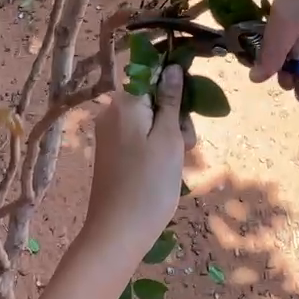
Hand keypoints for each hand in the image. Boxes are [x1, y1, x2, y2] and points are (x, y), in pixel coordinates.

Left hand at [83, 66, 194, 257]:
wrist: (117, 232)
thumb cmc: (149, 184)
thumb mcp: (169, 138)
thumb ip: (170, 100)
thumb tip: (171, 66)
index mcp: (124, 103)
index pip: (152, 73)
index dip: (175, 86)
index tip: (188, 108)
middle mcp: (111, 112)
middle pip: (152, 98)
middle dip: (174, 117)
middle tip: (184, 145)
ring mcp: (109, 134)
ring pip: (148, 119)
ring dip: (168, 135)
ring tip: (175, 163)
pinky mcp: (111, 153)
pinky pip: (139, 137)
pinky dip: (154, 148)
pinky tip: (162, 171)